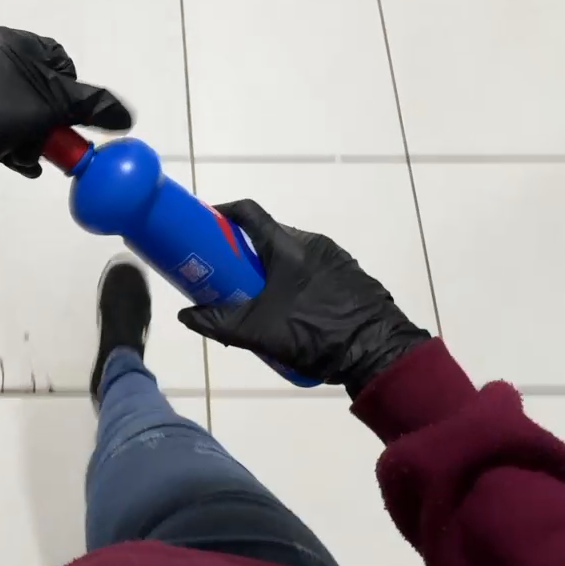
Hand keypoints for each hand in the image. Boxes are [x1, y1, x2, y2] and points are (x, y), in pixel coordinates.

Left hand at [0, 28, 131, 177]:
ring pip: (9, 102)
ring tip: (24, 159)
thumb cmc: (1, 111)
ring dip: (24, 132)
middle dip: (45, 120)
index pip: (58, 61)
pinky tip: (2, 156)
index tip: (65, 123)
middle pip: (34, 86)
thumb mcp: (55, 107)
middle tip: (45, 147)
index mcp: (13, 39)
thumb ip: (94, 107)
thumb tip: (127, 116)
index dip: (69, 96)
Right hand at [179, 200, 429, 393]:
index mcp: (287, 245)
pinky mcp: (350, 275)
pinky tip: (289, 310)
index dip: (223, 214)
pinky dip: (293, 280)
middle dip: (242, 252)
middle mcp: (311, 243)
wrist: (379, 353)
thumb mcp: (258, 331)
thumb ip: (218, 322)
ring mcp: (334, 258)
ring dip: (269, 269)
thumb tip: (185, 315)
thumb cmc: (314, 333)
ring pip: (290, 254)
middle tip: (224, 274)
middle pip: (267, 235)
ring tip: (254, 298)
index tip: (205, 229)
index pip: (248, 212)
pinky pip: (311, 269)